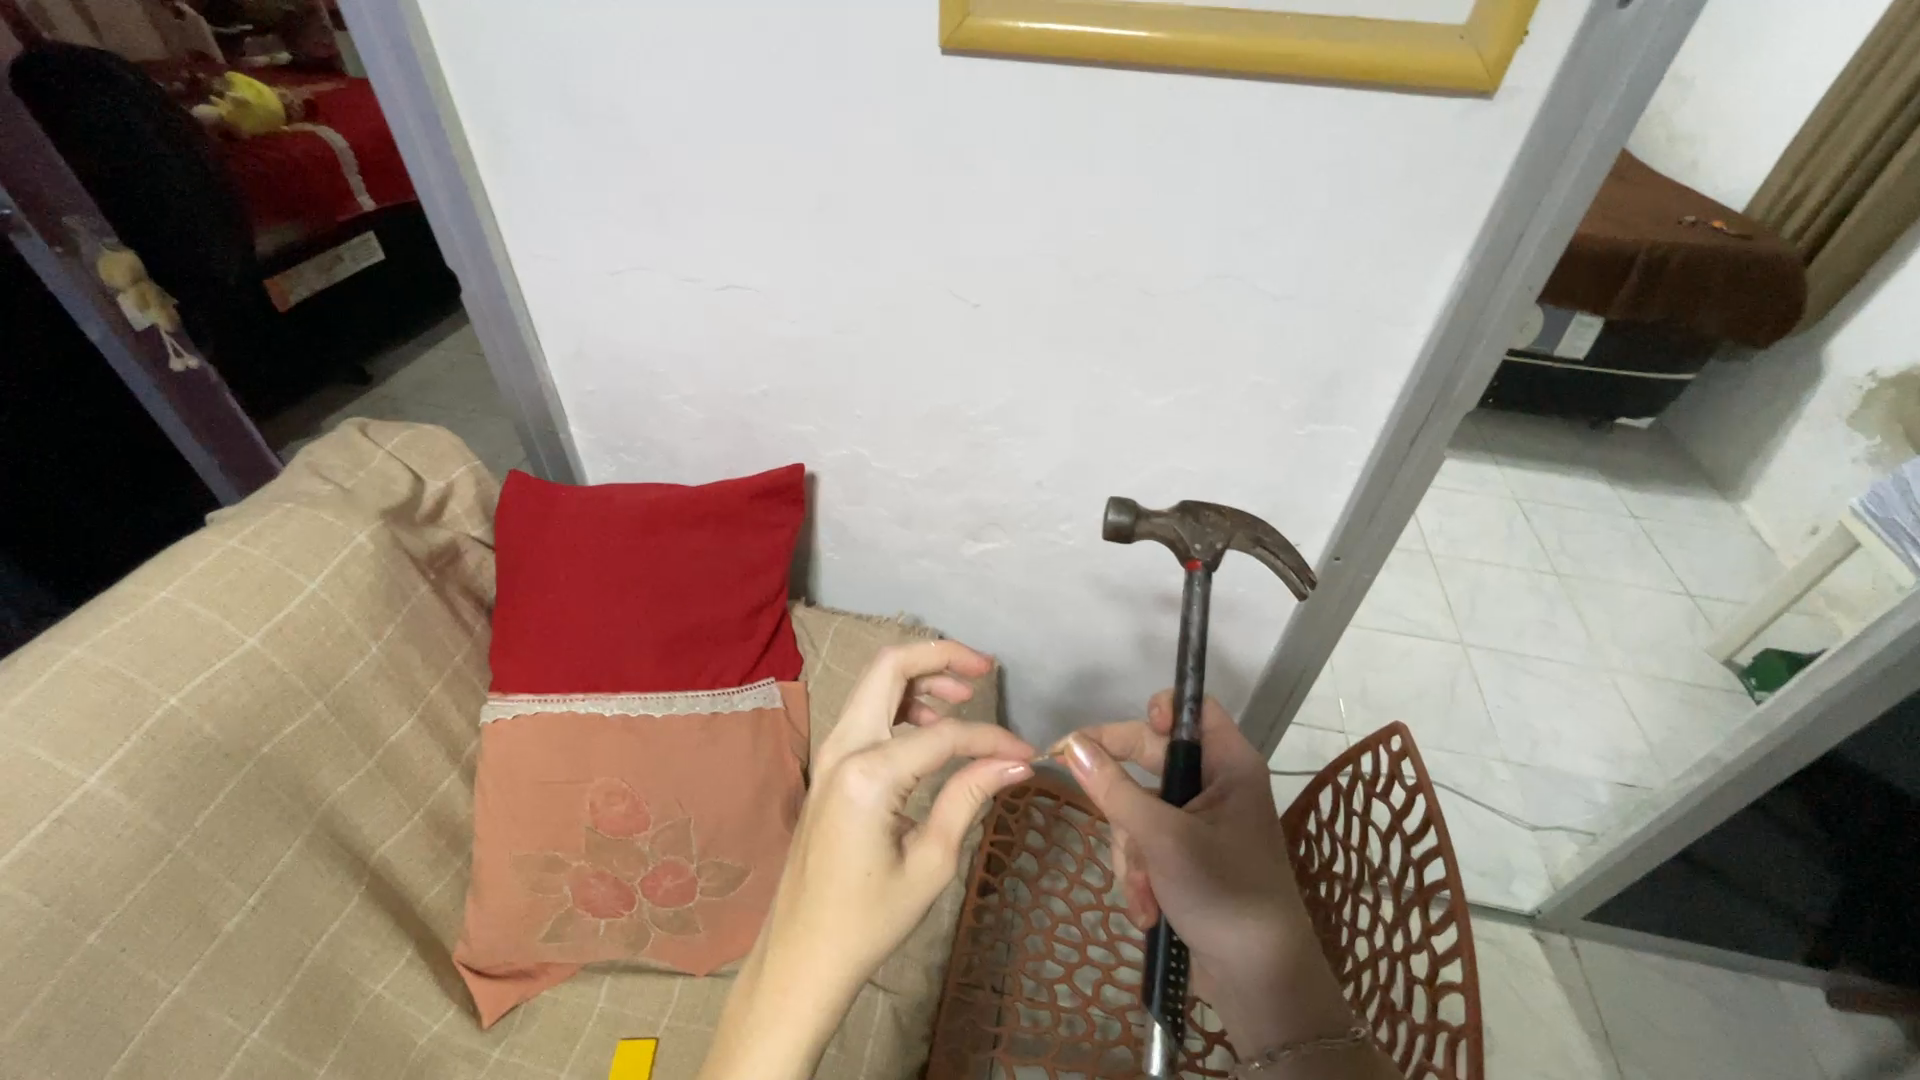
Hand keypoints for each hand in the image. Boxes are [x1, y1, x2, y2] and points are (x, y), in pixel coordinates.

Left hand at [699, 641, 1035, 1079]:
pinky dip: (900, 701)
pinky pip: (865, 710)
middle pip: (890, 666)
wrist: (801, 955)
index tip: (1026, 754)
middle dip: (940, 655)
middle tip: (985, 669)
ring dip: (919, 675)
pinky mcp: (828, 765)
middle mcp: (842, 748)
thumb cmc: (868, 920)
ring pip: (874, 682)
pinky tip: (930, 724)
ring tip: (963, 694)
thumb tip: (1016, 763)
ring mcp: (828, 753)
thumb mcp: (932, 862)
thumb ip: (970, 796)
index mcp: (868, 774)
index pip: (945, 733)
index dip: (992, 737)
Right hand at [1062, 693, 1358, 1054]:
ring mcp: (1199, 823)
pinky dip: (1141, 874)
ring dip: (1131, 851)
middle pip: (1149, 759)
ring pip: (1139, 808)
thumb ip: (1113, 789)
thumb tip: (1071, 746)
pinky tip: (1147, 909)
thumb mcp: (1162, 838)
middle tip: (1087, 798)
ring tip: (1142, 891)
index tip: (1117, 737)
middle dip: (1123, 802)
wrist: (1261, 982)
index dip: (1156, 711)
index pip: (1192, 709)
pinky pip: (1147, 844)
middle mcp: (1215, 785)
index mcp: (1228, 765)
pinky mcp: (1187, 857)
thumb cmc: (1223, 892)